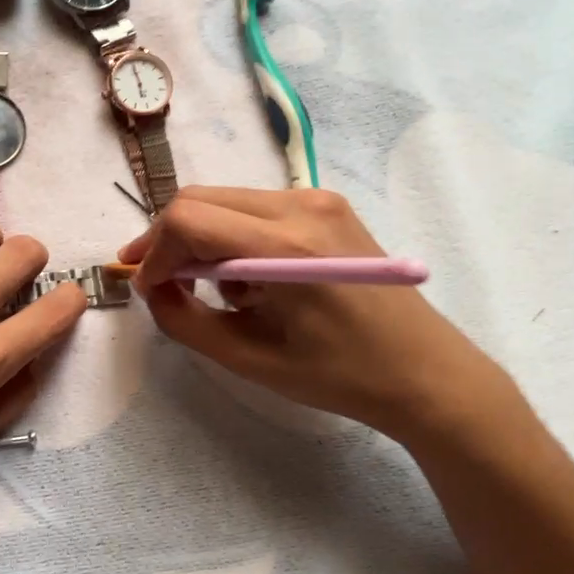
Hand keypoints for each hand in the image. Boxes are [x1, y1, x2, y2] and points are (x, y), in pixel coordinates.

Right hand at [120, 186, 516, 438]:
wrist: (427, 374)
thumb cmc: (338, 374)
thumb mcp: (246, 358)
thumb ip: (182, 320)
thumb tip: (150, 288)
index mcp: (285, 246)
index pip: (187, 219)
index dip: (154, 252)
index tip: (146, 289)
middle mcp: (302, 206)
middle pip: (199, 199)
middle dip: (166, 240)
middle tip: (154, 281)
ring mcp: (318, 201)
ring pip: (222, 201)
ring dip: (199, 240)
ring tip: (207, 290)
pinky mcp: (327, 207)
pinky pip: (251, 208)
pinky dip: (229, 238)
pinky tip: (244, 281)